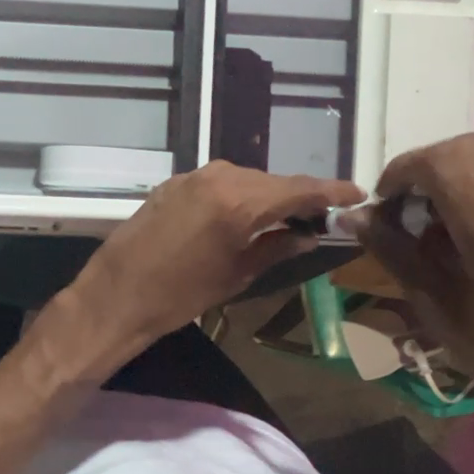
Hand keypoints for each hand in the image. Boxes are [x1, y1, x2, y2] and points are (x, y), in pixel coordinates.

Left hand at [64, 162, 362, 360]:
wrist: (116, 295)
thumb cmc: (179, 295)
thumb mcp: (237, 274)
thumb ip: (276, 246)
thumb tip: (308, 234)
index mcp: (240, 201)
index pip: (298, 189)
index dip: (330, 192)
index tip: (356, 195)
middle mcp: (218, 178)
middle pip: (272, 181)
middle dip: (298, 197)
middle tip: (320, 215)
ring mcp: (191, 177)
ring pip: (244, 180)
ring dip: (266, 196)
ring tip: (285, 218)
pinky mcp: (171, 184)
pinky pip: (217, 183)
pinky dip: (236, 195)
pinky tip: (244, 214)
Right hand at [353, 135, 473, 435]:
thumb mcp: (438, 309)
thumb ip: (395, 252)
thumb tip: (356, 216)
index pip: (445, 161)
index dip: (405, 170)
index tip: (386, 201)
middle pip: (472, 152)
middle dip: (429, 171)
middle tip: (410, 211)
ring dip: (462, 187)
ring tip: (447, 235)